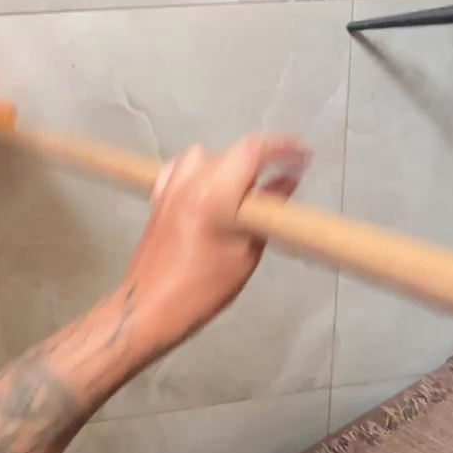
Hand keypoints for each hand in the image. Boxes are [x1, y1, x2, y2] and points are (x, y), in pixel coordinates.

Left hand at [122, 136, 310, 348]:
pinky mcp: (156, 199)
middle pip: (227, 153)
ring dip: (225, 165)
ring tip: (242, 191)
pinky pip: (179, 169)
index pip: (250, 150)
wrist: (150, 305)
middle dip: (256, 162)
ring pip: (200, 156)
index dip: (281, 148)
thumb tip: (285, 181)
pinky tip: (208, 193)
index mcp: (213, 193)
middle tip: (278, 185)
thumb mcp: (246, 253)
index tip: (303, 157)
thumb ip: (265, 212)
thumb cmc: (204, 287)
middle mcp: (187, 182)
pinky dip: (199, 172)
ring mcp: (167, 189)